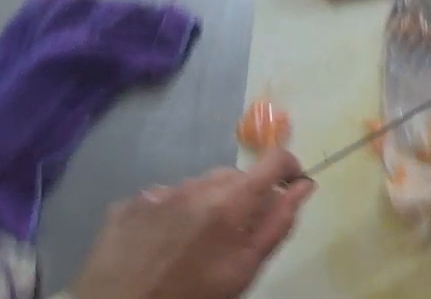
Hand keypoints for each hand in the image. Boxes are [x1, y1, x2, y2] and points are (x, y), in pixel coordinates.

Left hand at [68, 149, 315, 298]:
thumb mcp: (244, 271)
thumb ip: (279, 223)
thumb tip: (303, 185)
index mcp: (231, 201)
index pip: (274, 160)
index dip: (289, 167)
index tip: (289, 186)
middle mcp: (197, 186)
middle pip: (235, 176)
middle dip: (243, 196)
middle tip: (234, 234)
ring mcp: (160, 194)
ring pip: (199, 186)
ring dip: (207, 203)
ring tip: (193, 243)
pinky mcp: (128, 207)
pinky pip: (162, 199)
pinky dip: (171, 213)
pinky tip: (160, 244)